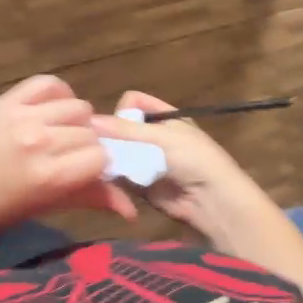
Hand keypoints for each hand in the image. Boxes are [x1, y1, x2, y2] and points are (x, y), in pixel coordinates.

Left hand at [0, 75, 136, 236]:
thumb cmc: (3, 212)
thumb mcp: (51, 206)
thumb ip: (94, 199)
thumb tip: (133, 210)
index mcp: (51, 174)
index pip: (101, 156)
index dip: (99, 164)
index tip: (89, 172)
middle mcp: (39, 140)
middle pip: (90, 132)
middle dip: (89, 145)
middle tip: (74, 157)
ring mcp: (22, 117)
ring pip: (76, 106)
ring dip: (76, 121)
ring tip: (63, 134)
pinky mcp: (6, 101)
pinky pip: (47, 83)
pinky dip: (58, 93)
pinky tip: (54, 109)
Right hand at [92, 92, 266, 235]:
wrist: (211, 201)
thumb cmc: (193, 159)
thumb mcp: (162, 138)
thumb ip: (126, 130)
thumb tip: (90, 120)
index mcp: (163, 116)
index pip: (133, 102)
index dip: (122, 110)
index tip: (118, 126)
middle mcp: (153, 136)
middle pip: (121, 128)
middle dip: (110, 137)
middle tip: (99, 148)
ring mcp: (146, 160)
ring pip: (117, 152)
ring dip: (109, 158)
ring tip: (101, 166)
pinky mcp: (140, 184)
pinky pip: (119, 175)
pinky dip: (112, 178)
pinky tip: (106, 180)